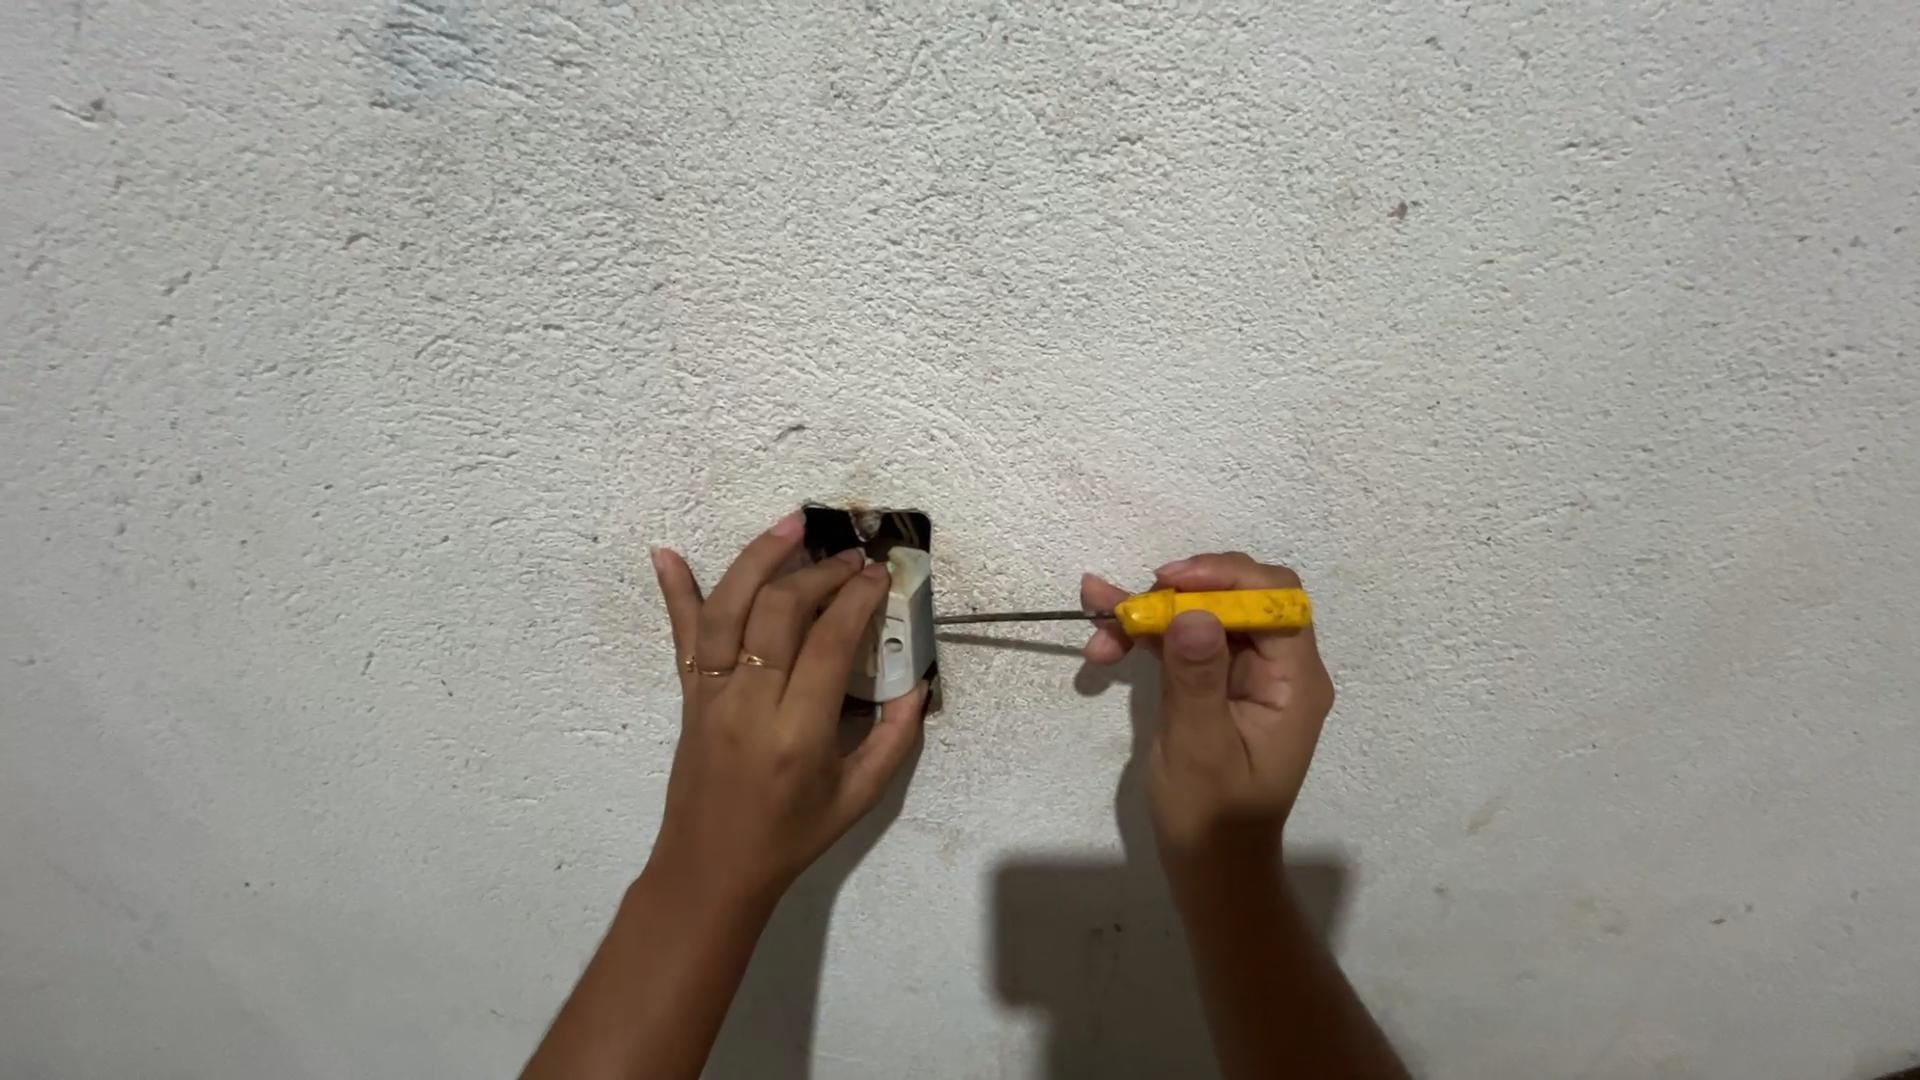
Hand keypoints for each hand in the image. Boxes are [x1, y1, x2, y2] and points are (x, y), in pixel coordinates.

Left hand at [647, 513, 927, 907]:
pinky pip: (681, 637)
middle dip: (820, 573)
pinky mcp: (688, 695)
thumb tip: (919, 682)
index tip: (877, 575)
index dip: (856, 599)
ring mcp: (710, 696)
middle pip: (779, 612)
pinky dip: (674, 591)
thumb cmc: (791, 836)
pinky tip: (667, 552)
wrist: (710, 870)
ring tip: (791, 522)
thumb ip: (896, 738)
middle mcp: (749, 705)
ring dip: (759, 558)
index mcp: (797, 734)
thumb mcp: (860, 797)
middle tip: (851, 556)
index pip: (829, 643)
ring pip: (728, 609)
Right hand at [1081, 553, 1333, 856]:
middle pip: (1234, 597)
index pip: (1275, 600)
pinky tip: (1101, 628)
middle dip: (1178, 593)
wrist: (1207, 861)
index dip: (1225, 577)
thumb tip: (1192, 612)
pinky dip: (1142, 631)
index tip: (1169, 582)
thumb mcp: (1200, 749)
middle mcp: (1274, 666)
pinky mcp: (1209, 678)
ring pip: (1199, 613)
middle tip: (1128, 608)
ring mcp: (1240, 671)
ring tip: (1098, 617)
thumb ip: (1198, 679)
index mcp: (1293, 681)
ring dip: (1148, 612)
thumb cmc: (1213, 816)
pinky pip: (1178, 638)